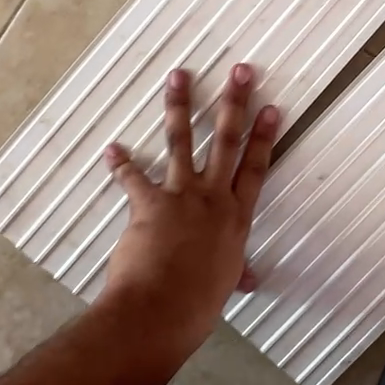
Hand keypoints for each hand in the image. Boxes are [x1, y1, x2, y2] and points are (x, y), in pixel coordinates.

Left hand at [98, 64, 278, 355]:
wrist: (160, 313)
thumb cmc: (197, 307)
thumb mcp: (224, 286)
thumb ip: (238, 274)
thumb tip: (252, 280)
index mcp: (235, 220)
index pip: (255, 170)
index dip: (264, 138)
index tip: (271, 108)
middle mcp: (214, 201)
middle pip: (228, 142)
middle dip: (234, 103)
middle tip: (240, 72)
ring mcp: (182, 199)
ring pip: (183, 142)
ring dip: (180, 106)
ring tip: (179, 76)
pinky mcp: (150, 205)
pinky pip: (134, 178)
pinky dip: (122, 165)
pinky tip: (113, 149)